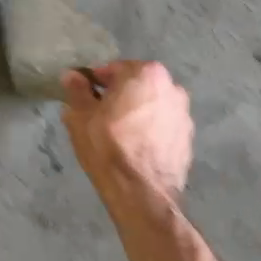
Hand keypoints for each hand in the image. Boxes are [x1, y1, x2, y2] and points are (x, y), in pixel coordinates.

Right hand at [60, 61, 193, 208]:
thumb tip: (72, 75)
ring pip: (152, 105)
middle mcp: (171, 87)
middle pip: (137, 85)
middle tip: (100, 115)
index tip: (85, 98)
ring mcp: (184, 113)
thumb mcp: (81, 117)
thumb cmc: (107, 146)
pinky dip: (150, 129)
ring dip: (137, 112)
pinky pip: (163, 125)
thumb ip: (77, 91)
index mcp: (145, 73)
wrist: (142, 191)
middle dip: (119, 95)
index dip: (96, 82)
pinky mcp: (188, 137)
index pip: (114, 69)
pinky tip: (135, 147)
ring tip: (119, 133)